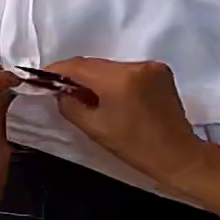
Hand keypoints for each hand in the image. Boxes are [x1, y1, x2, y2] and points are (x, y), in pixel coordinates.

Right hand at [44, 58, 217, 189]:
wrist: (177, 155)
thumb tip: (60, 91)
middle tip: (61, 89)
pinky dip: (115, 79)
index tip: (42, 77)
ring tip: (88, 96)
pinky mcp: (160, 71)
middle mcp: (135, 66)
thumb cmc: (133, 146)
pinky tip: (112, 96)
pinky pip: (127, 70)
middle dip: (76, 75)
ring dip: (96, 78)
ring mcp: (151, 66)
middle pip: (95, 64)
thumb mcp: (94, 128)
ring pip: (111, 66)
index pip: (78, 66)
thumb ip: (70, 105)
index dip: (57, 70)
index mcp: (117, 80)